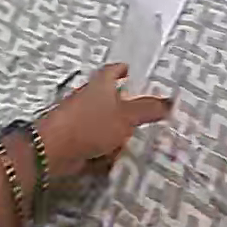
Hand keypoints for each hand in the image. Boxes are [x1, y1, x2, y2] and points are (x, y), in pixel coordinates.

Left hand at [36, 64, 171, 174]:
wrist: (55, 149)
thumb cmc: (92, 124)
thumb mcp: (126, 116)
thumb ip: (148, 109)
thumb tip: (171, 101)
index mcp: (100, 84)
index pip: (113, 70)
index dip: (122, 70)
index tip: (131, 71)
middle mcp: (89, 97)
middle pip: (109, 96)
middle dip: (125, 104)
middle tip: (146, 112)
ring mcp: (80, 118)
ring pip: (103, 121)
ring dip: (117, 130)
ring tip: (136, 138)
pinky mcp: (75, 139)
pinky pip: (96, 140)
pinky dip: (106, 147)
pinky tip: (118, 157)